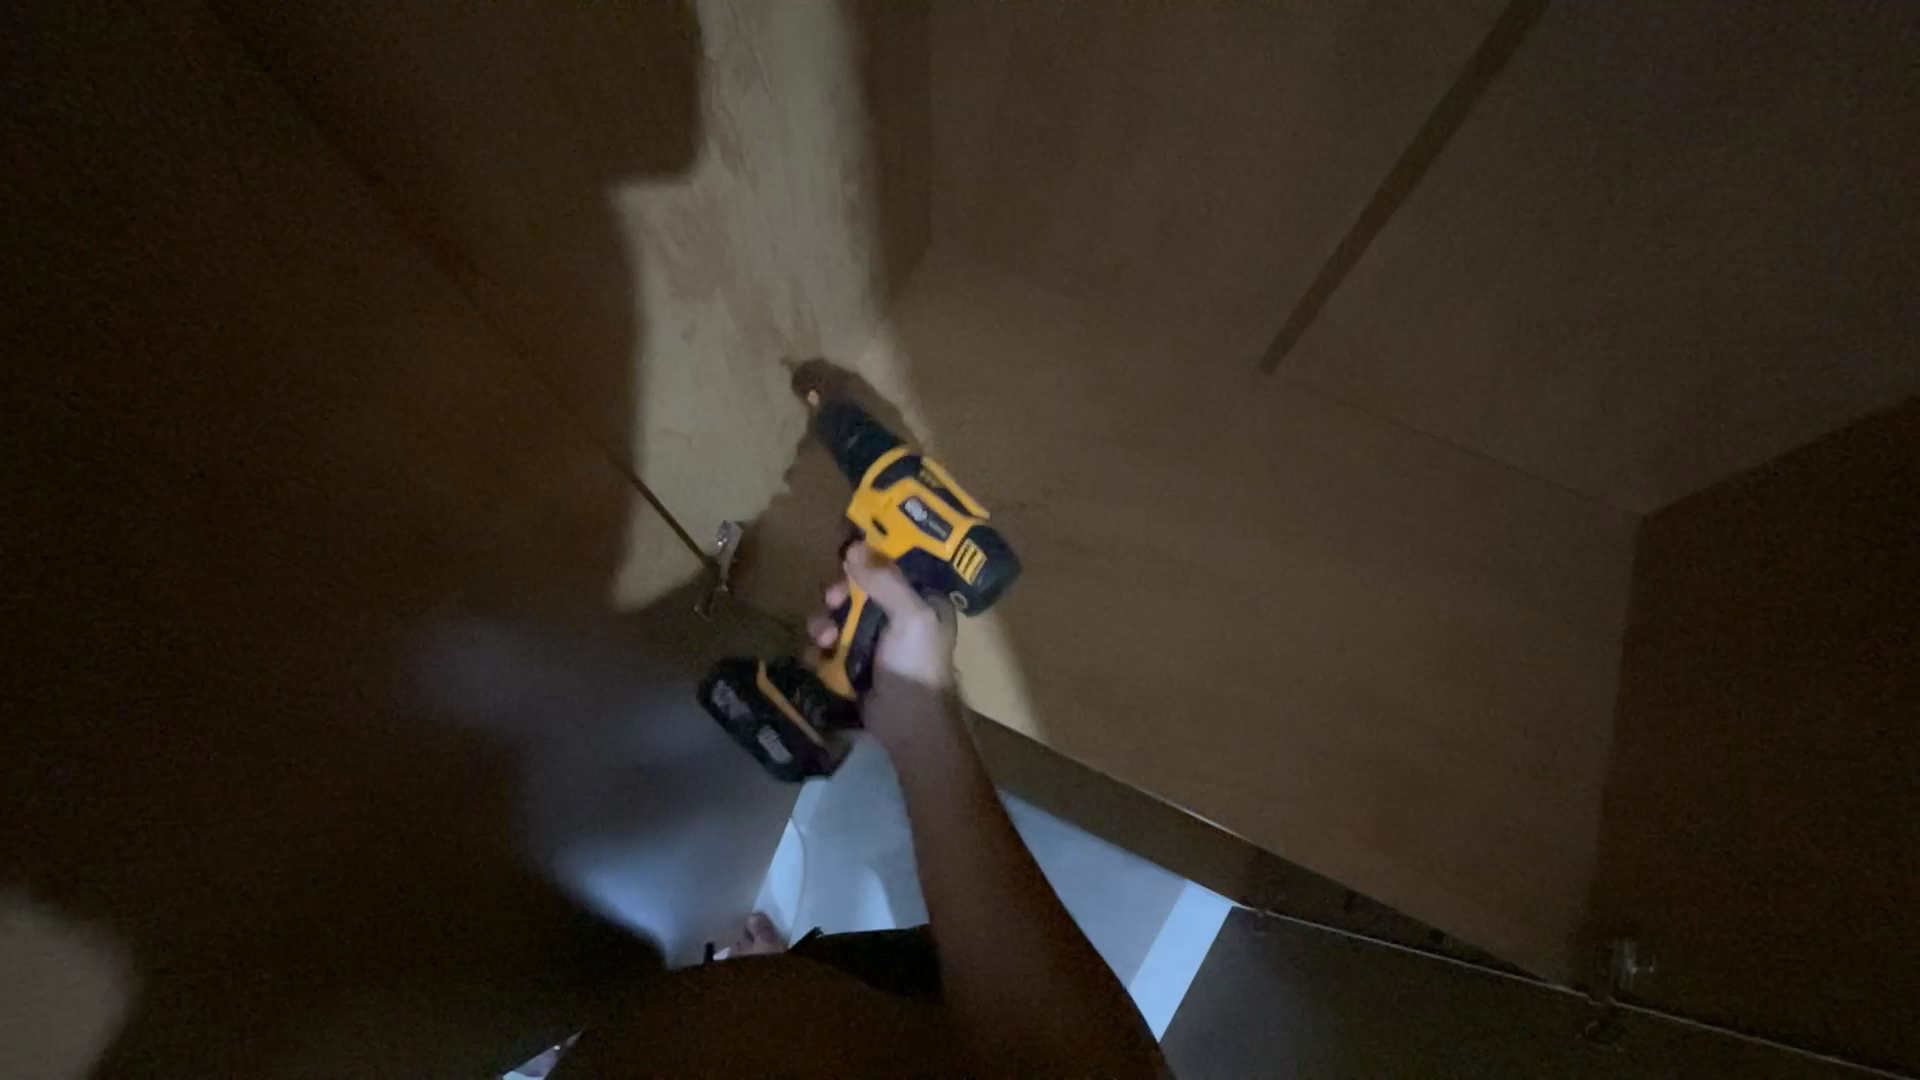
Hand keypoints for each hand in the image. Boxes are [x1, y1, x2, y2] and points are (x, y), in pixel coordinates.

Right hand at [807, 542, 956, 692]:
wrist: (908, 725)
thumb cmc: (917, 664)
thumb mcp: (911, 616)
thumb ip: (885, 581)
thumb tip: (855, 546)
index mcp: (920, 601)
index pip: (889, 568)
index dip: (865, 561)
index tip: (845, 558)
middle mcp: (897, 617)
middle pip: (856, 591)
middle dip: (839, 595)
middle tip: (832, 601)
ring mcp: (873, 643)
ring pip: (837, 618)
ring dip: (824, 623)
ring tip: (825, 639)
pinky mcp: (852, 665)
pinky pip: (827, 647)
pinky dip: (819, 650)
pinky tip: (819, 657)